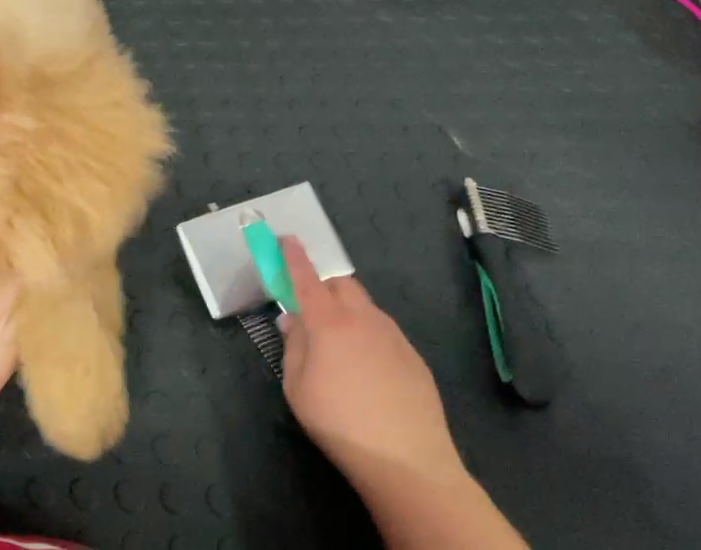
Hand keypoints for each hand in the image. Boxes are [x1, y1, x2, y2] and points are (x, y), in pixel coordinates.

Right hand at [276, 236, 462, 485]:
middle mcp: (363, 320)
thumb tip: (293, 321)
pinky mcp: (413, 358)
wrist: (407, 461)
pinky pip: (384, 330)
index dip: (294, 257)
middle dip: (323, 281)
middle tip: (309, 297)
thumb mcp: (296, 385)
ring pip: (365, 306)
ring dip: (346, 307)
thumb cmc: (338, 422)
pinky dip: (367, 332)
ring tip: (336, 336)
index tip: (287, 238)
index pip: (307, 279)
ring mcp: (394, 338)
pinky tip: (364, 364)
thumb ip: (294, 345)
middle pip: (342, 284)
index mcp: (328, 323)